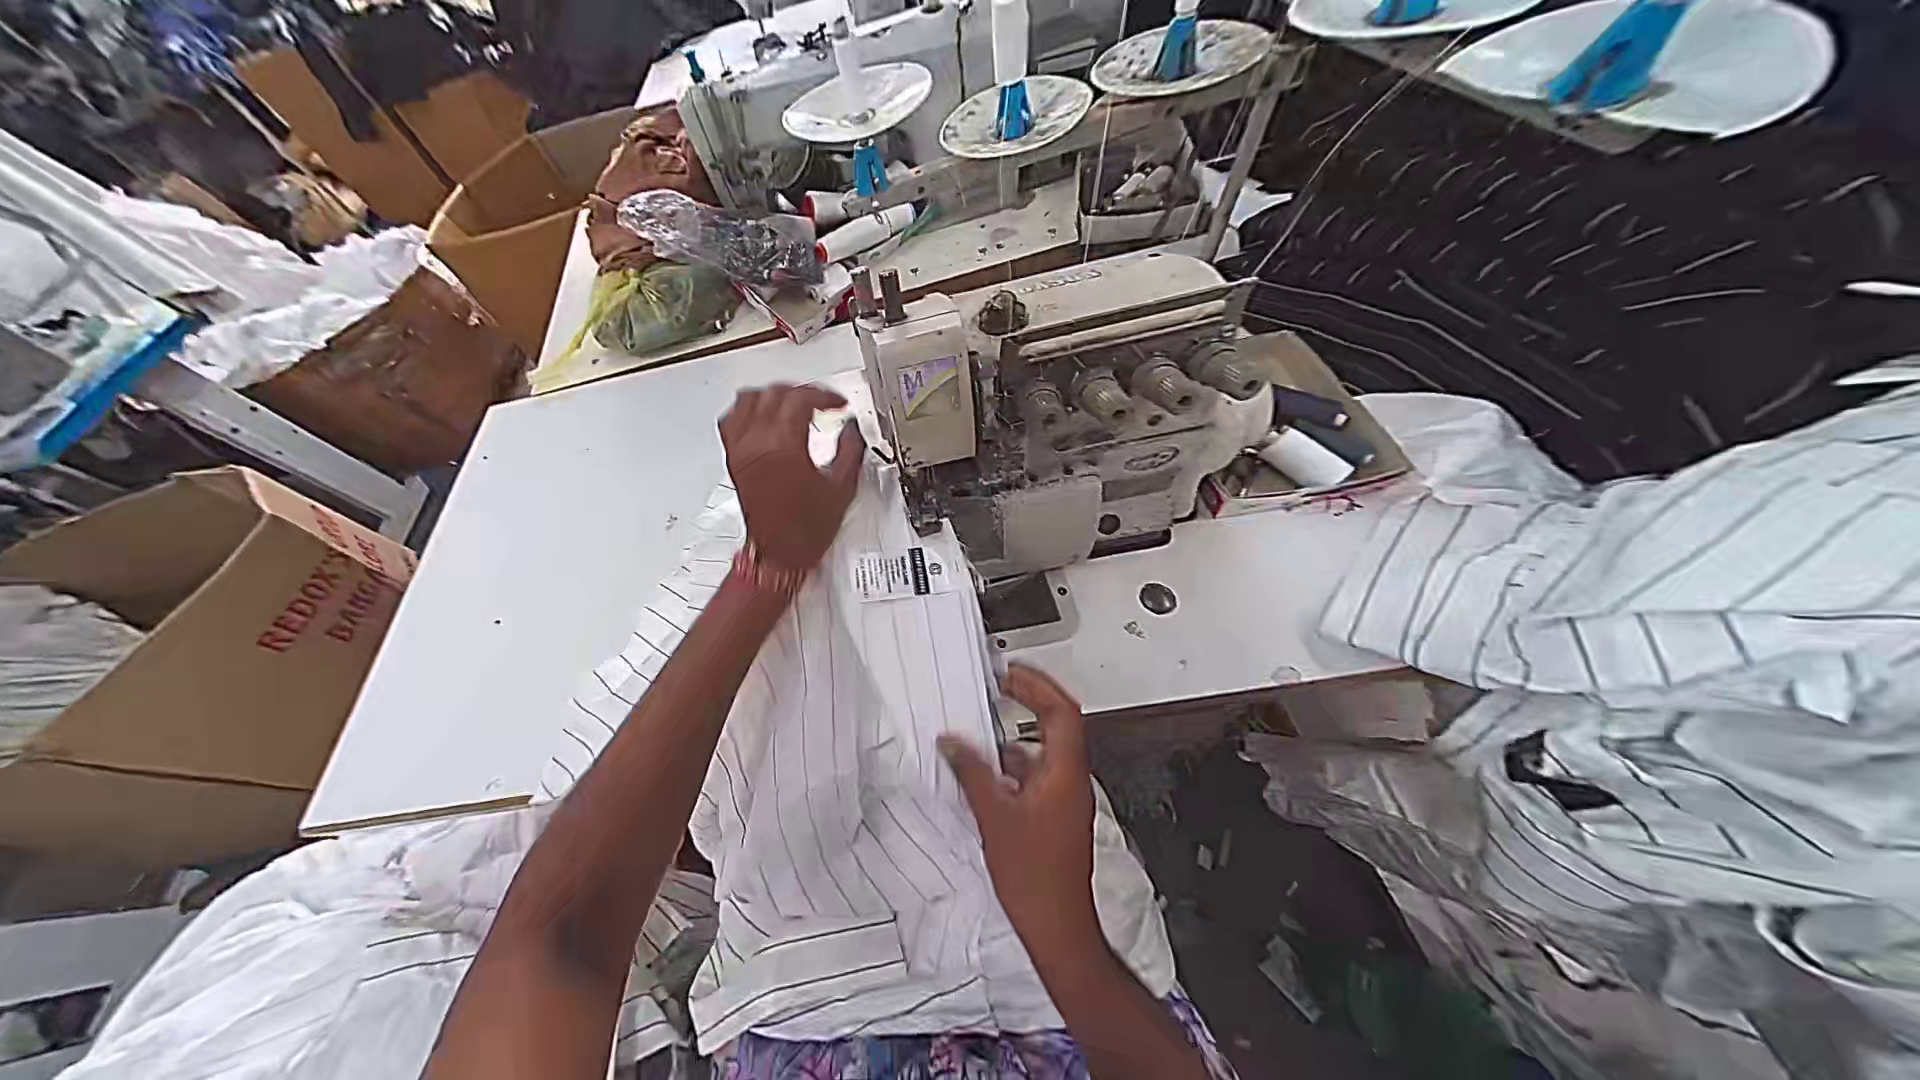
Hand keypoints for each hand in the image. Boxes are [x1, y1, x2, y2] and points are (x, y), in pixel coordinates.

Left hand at [720, 383, 864, 570]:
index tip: (838, 403)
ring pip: (751, 399)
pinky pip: (732, 419)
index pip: (801, 399)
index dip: (825, 396)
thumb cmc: (804, 531)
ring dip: (775, 395)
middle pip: (776, 394)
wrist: (779, 554)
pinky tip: (763, 415)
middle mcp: (756, 443)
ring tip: (794, 403)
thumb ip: (851, 450)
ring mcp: (740, 449)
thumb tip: (852, 429)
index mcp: (784, 447)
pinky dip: (748, 409)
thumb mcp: (841, 487)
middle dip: (803, 393)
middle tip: (822, 403)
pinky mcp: (733, 458)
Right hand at [939, 664, 1100, 955]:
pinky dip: (1015, 762)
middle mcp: (1070, 780)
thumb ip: (971, 772)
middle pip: (1058, 722)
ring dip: (1019, 732)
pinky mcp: (1055, 815)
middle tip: (1004, 684)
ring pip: (1046, 748)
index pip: (1060, 710)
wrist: (1056, 927)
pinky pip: (1037, 773)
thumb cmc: (1036, 880)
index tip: (1011, 672)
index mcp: (1064, 772)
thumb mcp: (993, 815)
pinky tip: (989, 771)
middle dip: (1030, 699)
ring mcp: (1065, 798)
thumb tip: (953, 743)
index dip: (1037, 684)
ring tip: (987, 727)